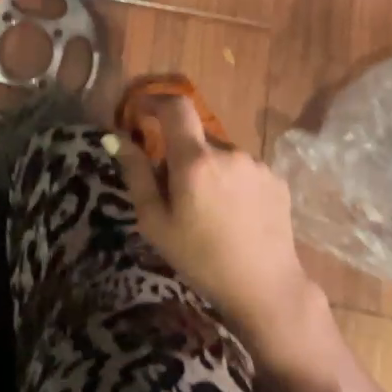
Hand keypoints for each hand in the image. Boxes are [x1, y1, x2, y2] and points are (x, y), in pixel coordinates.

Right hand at [114, 95, 321, 340]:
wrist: (267, 290)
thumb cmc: (201, 259)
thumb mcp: (155, 222)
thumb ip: (135, 173)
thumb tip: (115, 137)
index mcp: (195, 160)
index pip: (175, 106)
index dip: (155, 101)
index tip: (141, 113)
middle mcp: (228, 152)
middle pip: (196, 136)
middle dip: (180, 151)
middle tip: (174, 188)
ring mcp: (256, 165)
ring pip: (220, 153)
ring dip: (208, 167)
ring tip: (208, 208)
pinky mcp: (276, 180)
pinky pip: (243, 168)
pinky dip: (231, 180)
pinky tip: (234, 214)